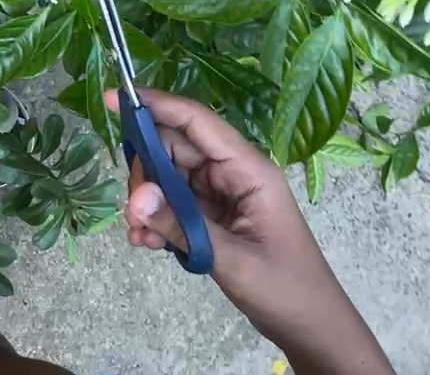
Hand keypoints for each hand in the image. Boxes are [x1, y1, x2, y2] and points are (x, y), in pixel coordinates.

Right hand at [106, 89, 390, 374]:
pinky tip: (146, 242)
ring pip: (168, 176)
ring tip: (138, 232)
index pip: (196, 121)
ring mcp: (220, 193)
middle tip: (131, 206)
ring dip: (146, 200)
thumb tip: (136, 199)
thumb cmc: (287, 291)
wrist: (314, 332)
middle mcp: (232, 172)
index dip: (156, 104)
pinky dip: (155, 219)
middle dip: (145, 171)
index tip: (115, 97)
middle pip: (173, 148)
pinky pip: (172, 202)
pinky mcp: (211, 214)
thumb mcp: (234, 261)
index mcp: (248, 169)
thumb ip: (182, 226)